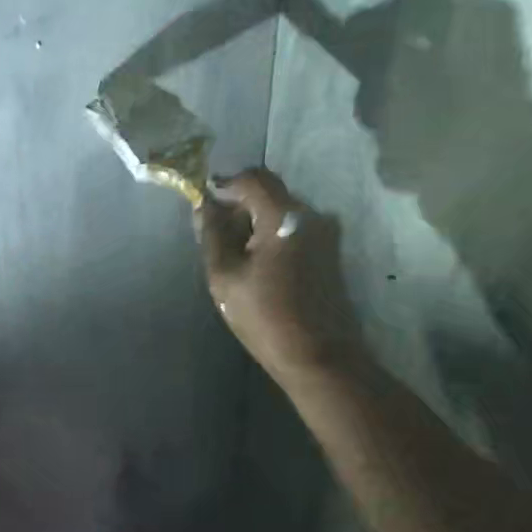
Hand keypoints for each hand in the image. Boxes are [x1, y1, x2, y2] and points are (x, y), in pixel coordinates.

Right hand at [198, 168, 364, 381]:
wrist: (317, 353)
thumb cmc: (264, 314)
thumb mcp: (225, 276)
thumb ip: (213, 236)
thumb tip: (204, 206)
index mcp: (284, 216)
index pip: (254, 178)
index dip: (224, 185)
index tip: (202, 203)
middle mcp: (312, 214)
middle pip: (270, 193)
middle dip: (238, 206)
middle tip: (212, 235)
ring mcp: (325, 234)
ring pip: (281, 213)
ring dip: (253, 224)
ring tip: (230, 255)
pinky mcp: (328, 252)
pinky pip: (293, 230)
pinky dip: (269, 238)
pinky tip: (254, 267)